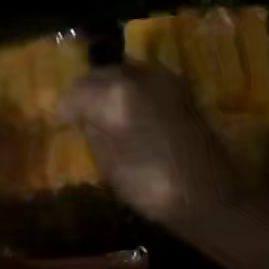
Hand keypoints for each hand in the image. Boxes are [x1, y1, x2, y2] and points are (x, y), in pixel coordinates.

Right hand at [59, 61, 244, 230]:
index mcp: (116, 94)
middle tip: (79, 115)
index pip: (77, 90)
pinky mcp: (182, 90)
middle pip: (102, 74)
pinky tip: (130, 114)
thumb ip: (92, 131)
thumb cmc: (151, 187)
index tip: (60, 121)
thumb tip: (83, 116)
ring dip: (111, 89)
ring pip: (125, 72)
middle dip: (87, 92)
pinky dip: (132, 92)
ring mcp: (165, 79)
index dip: (65, 107)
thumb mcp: (109, 165)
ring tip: (104, 114)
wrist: (208, 195)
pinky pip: (146, 81)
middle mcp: (141, 75)